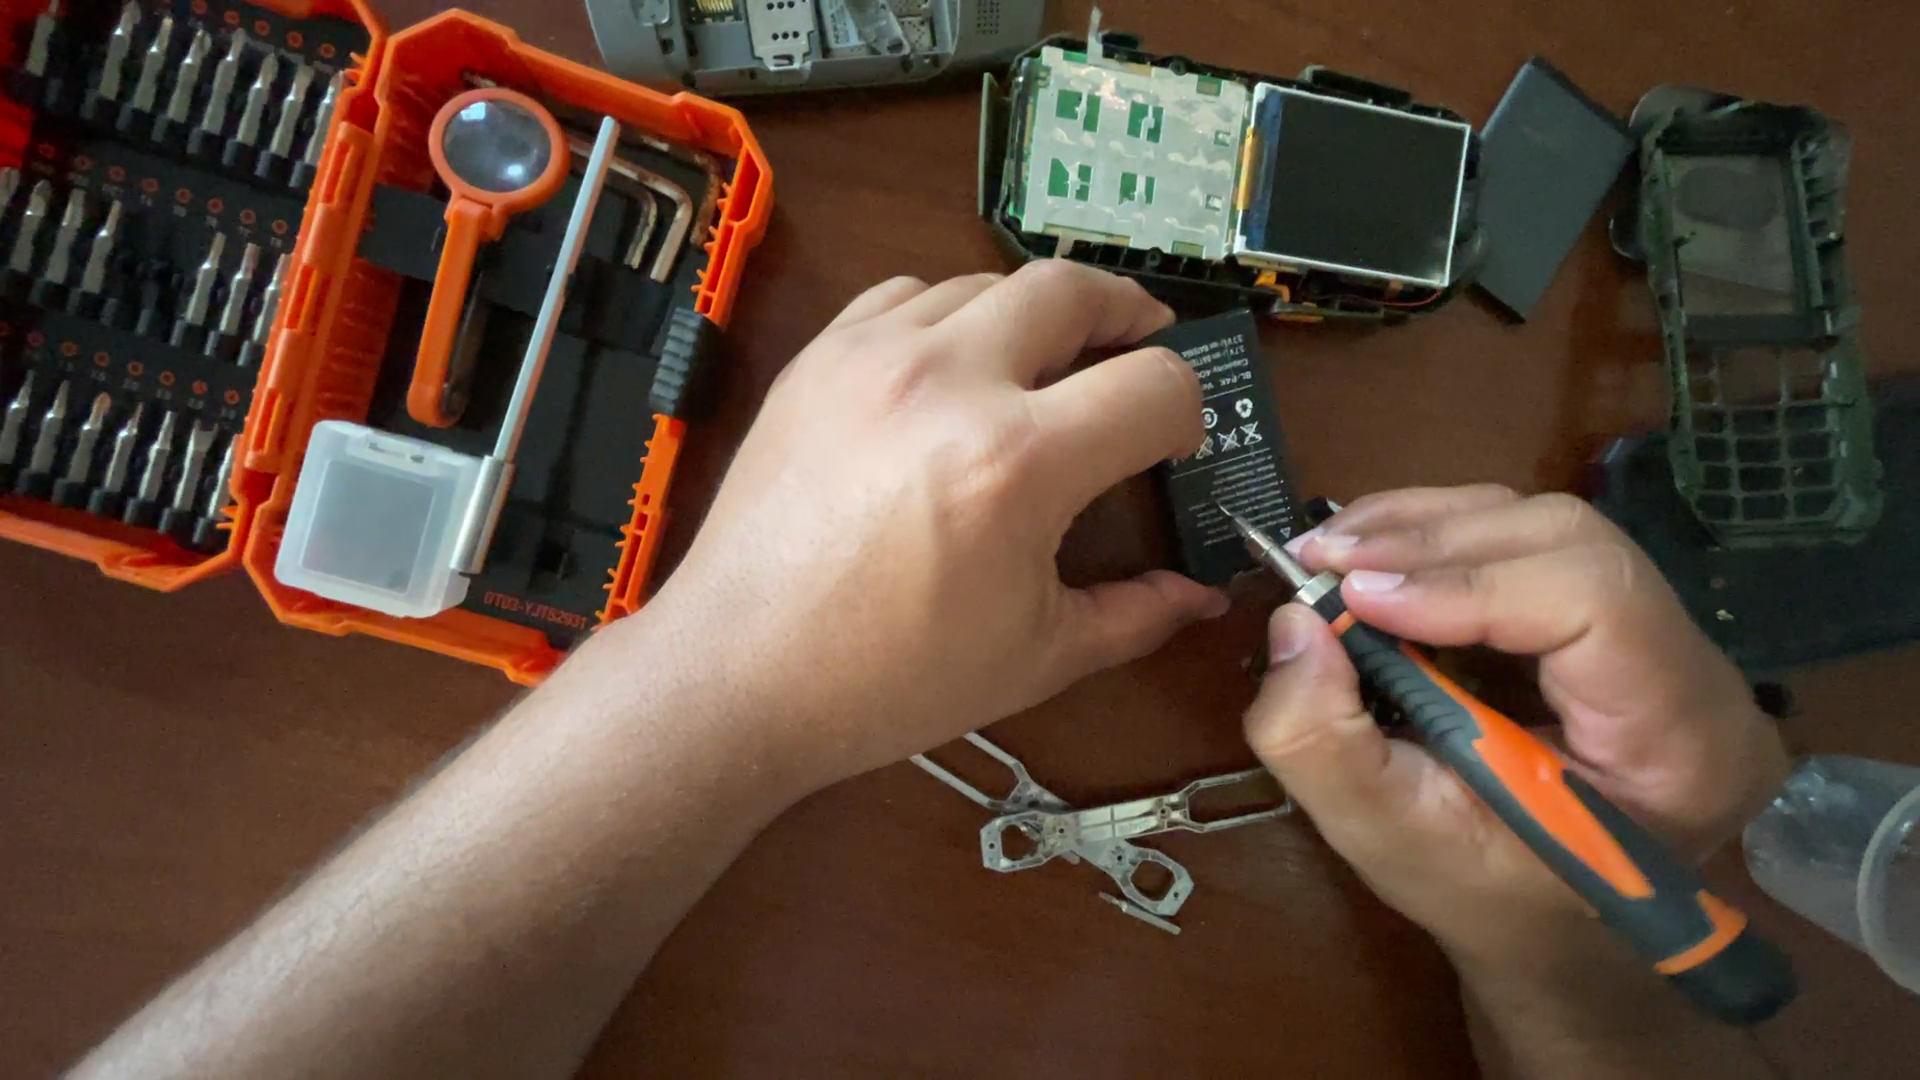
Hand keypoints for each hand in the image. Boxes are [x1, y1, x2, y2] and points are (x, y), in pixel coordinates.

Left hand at [597, 262, 1224, 791]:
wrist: (741, 670)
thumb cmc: (891, 679)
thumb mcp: (1035, 657)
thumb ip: (1135, 614)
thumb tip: (1201, 593)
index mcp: (1018, 461)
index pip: (1154, 385)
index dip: (1187, 410)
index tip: (1171, 443)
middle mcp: (949, 380)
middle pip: (1073, 289)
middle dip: (1126, 317)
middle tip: (1135, 355)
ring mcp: (871, 356)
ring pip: (986, 282)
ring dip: (1035, 315)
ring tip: (1041, 366)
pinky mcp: (817, 359)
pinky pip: (905, 294)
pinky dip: (949, 315)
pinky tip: (948, 368)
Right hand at [1243, 486, 1788, 967]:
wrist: (1533, 910)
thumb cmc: (1473, 886)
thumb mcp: (1378, 832)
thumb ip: (1319, 739)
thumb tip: (1293, 621)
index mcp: (1677, 743)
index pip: (1595, 603)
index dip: (1466, 585)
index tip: (1351, 597)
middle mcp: (1687, 667)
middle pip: (1566, 540)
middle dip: (1428, 539)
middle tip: (1320, 559)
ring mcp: (1647, 628)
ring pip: (1534, 521)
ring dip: (1416, 524)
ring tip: (1326, 551)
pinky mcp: (1589, 607)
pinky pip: (1511, 534)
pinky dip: (1422, 528)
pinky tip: (1362, 552)